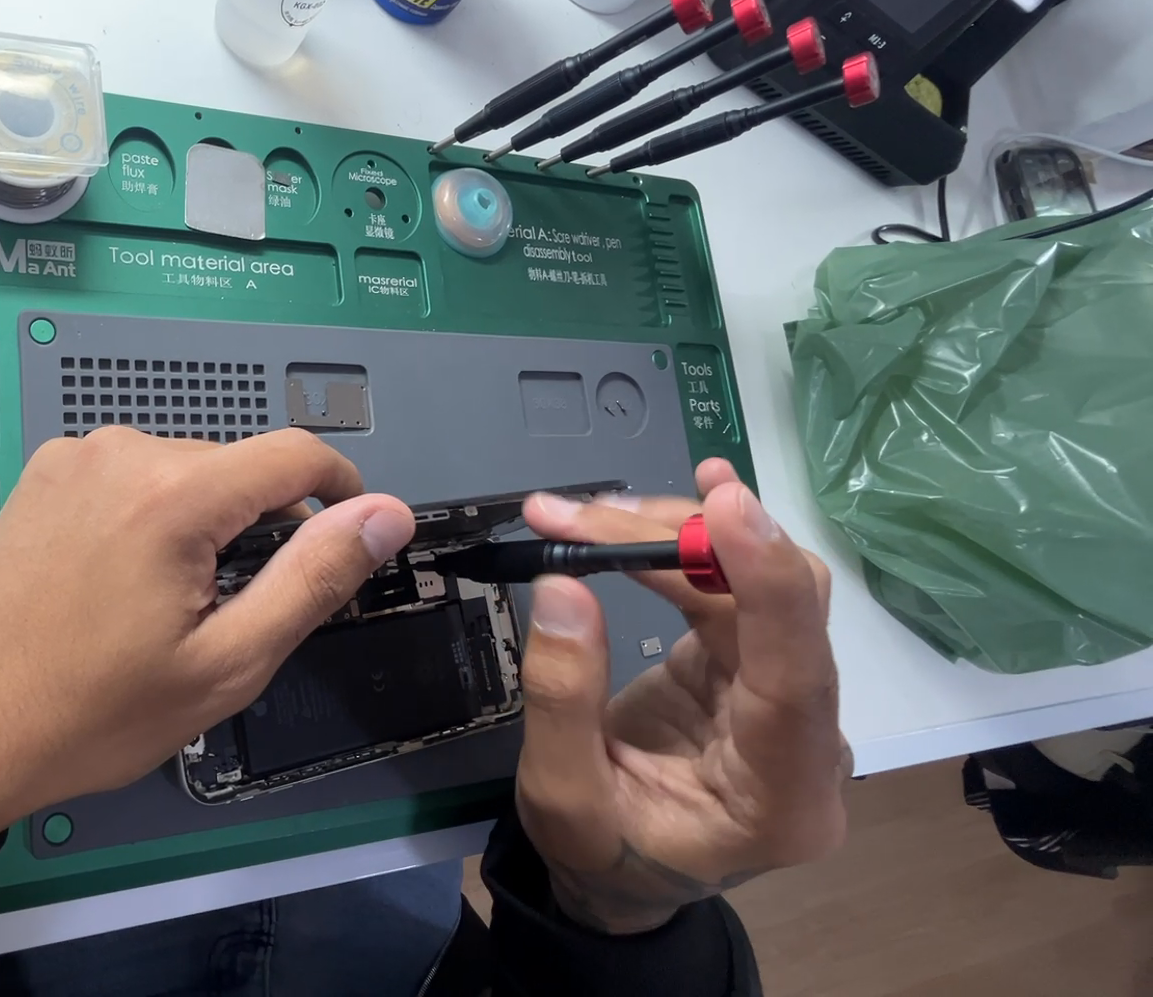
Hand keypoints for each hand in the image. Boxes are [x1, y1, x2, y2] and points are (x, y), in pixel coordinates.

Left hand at [0, 428, 415, 836]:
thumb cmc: (93, 712)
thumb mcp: (226, 662)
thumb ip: (314, 577)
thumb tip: (384, 514)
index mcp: (173, 494)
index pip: (294, 454)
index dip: (338, 490)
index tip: (345, 533)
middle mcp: (121, 452)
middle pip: (234, 466)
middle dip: (256, 522)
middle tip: (233, 603)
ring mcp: (73, 456)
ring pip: (182, 469)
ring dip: (200, 519)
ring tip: (169, 598)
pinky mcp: (43, 472)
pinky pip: (129, 474)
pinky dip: (150, 511)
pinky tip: (121, 575)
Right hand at [514, 459, 848, 933]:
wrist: (616, 874)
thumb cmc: (598, 852)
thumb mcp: (561, 794)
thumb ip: (563, 698)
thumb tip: (565, 585)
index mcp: (782, 796)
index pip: (797, 678)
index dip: (767, 584)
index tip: (727, 503)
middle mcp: (805, 738)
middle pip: (776, 611)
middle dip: (679, 545)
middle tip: (578, 516)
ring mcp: (777, 697)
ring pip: (750, 587)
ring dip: (665, 537)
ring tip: (575, 514)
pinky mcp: (741, 667)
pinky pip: (730, 591)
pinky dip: (686, 544)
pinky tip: (685, 492)